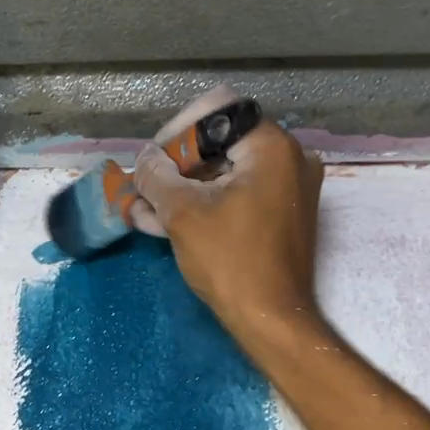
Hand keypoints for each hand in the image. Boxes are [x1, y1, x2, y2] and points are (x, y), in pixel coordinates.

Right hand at [129, 87, 325, 337]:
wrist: (270, 319)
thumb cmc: (229, 260)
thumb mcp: (182, 213)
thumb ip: (157, 176)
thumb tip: (145, 159)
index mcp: (271, 146)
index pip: (214, 111)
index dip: (174, 132)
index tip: (151, 164)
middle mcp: (287, 158)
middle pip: (218, 144)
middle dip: (173, 168)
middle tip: (141, 191)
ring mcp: (287, 189)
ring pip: (223, 175)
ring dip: (181, 191)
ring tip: (142, 213)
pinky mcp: (280, 216)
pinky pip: (236, 197)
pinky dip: (203, 207)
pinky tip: (164, 225)